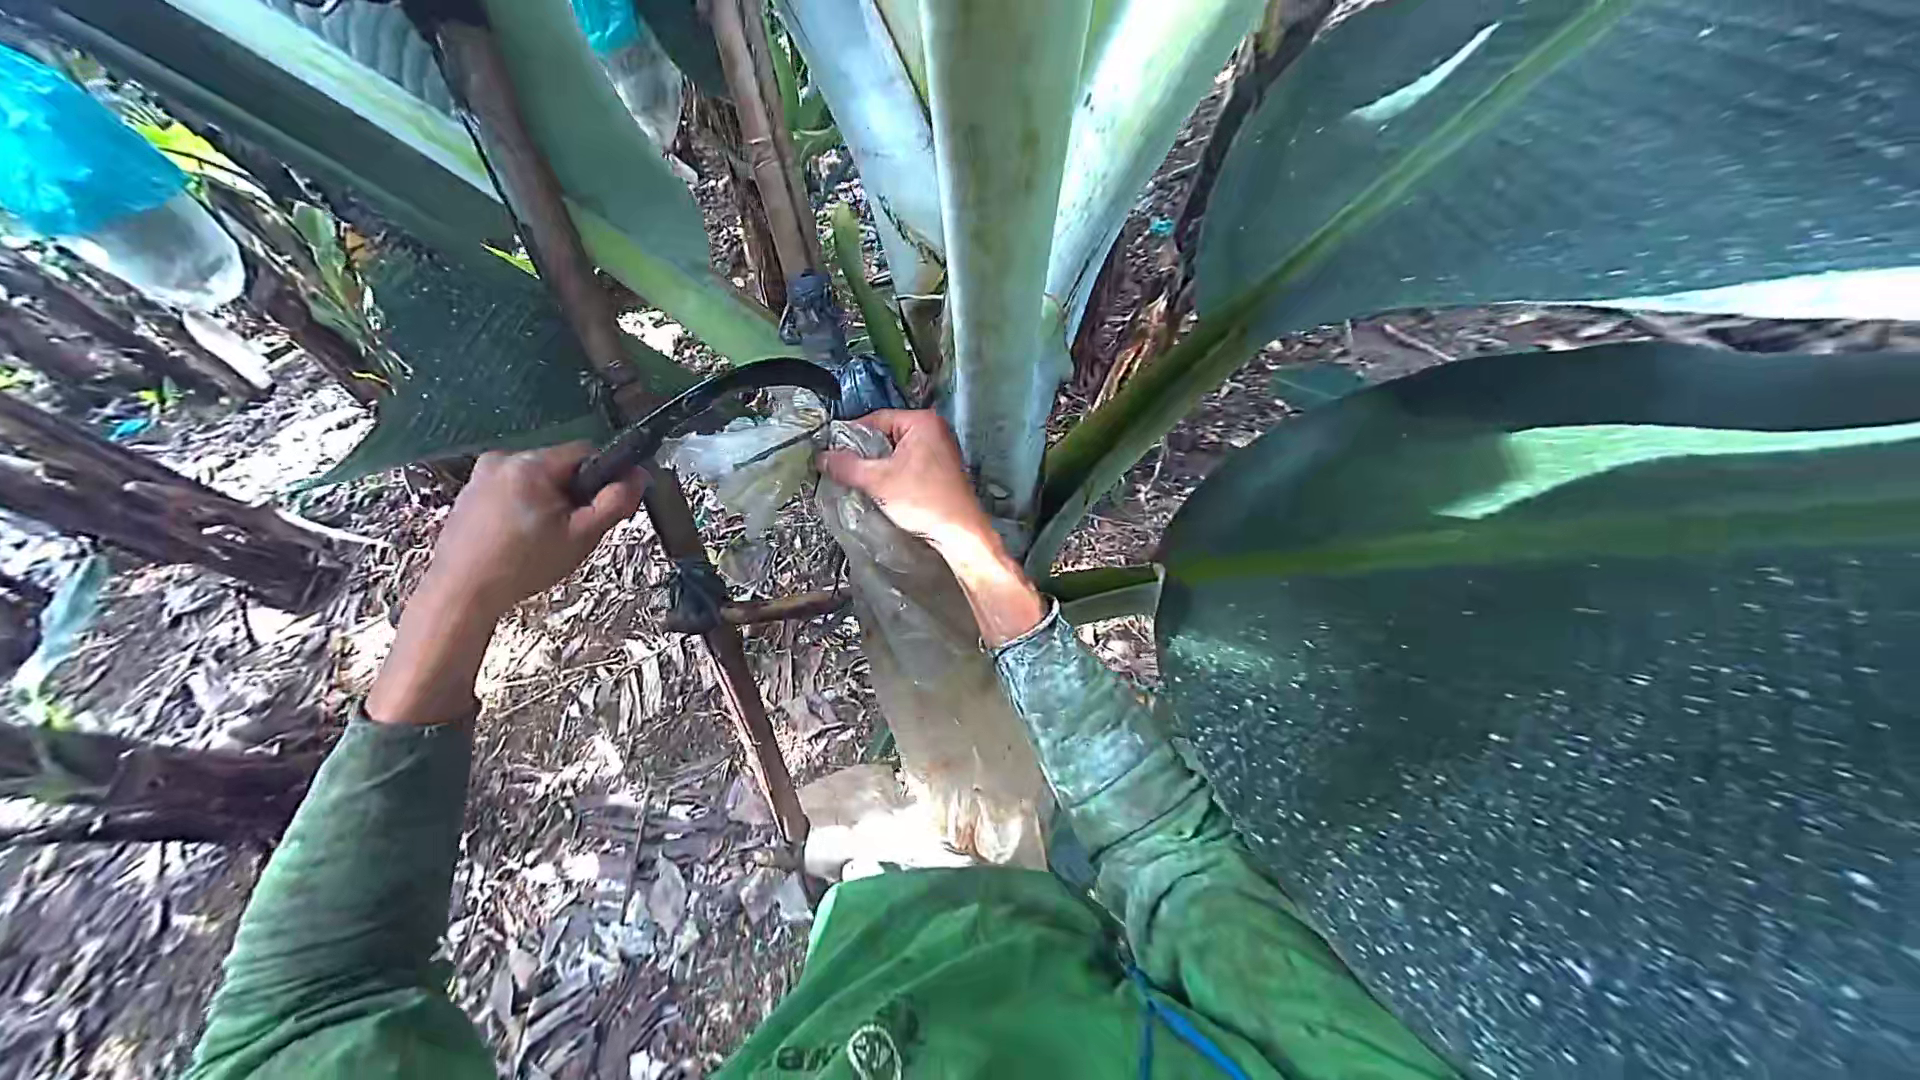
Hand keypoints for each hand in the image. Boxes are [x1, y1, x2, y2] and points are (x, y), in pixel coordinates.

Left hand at [368, 443, 645, 726]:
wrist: (461, 593)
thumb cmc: (524, 565)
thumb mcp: (583, 534)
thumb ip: (616, 502)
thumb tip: (639, 477)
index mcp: (530, 464)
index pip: (587, 452)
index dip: (607, 477)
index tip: (609, 506)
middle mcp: (502, 459)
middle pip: (562, 467)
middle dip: (578, 493)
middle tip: (579, 529)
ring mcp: (481, 476)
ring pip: (539, 480)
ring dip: (554, 502)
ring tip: (550, 538)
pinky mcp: (470, 494)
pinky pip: (515, 491)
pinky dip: (528, 509)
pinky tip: (525, 539)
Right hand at [816, 409, 997, 556]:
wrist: (960, 532)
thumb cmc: (925, 501)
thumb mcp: (877, 481)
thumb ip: (847, 466)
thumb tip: (823, 457)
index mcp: (922, 422)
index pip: (875, 419)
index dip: (851, 435)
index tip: (833, 451)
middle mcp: (934, 430)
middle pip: (886, 435)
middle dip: (865, 453)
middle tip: (844, 469)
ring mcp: (940, 450)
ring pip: (896, 452)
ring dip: (878, 466)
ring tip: (861, 481)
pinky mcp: (940, 470)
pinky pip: (908, 464)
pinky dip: (893, 474)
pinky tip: (882, 489)